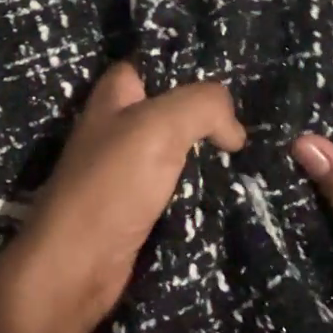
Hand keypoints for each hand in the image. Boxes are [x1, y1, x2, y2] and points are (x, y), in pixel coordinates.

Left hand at [21, 60, 246, 318]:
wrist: (76, 268)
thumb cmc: (112, 185)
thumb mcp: (160, 125)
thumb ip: (204, 106)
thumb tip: (235, 131)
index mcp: (114, 95)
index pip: (157, 63)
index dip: (191, 67)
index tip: (234, 81)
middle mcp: (119, 126)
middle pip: (174, 108)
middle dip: (211, 115)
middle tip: (254, 122)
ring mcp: (127, 170)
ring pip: (180, 151)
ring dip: (210, 156)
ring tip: (256, 154)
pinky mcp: (139, 209)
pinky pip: (179, 189)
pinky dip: (203, 190)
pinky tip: (235, 189)